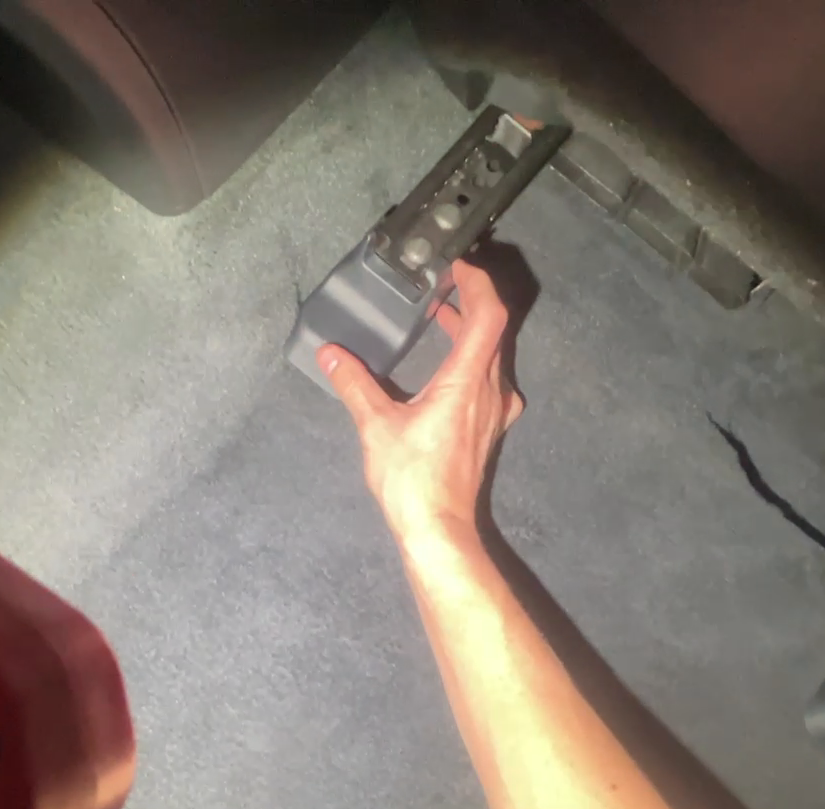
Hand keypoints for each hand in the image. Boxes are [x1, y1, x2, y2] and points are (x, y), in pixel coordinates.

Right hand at [320, 259, 524, 542]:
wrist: (438, 527)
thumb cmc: (412, 478)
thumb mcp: (376, 426)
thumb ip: (354, 384)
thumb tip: (330, 354)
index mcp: (467, 380)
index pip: (489, 314)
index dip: (477, 283)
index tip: (457, 266)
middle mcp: (491, 390)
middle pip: (494, 331)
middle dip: (470, 302)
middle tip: (441, 287)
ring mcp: (495, 411)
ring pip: (493, 356)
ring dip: (469, 332)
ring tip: (440, 318)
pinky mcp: (488, 428)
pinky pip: (488, 379)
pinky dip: (470, 360)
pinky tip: (445, 369)